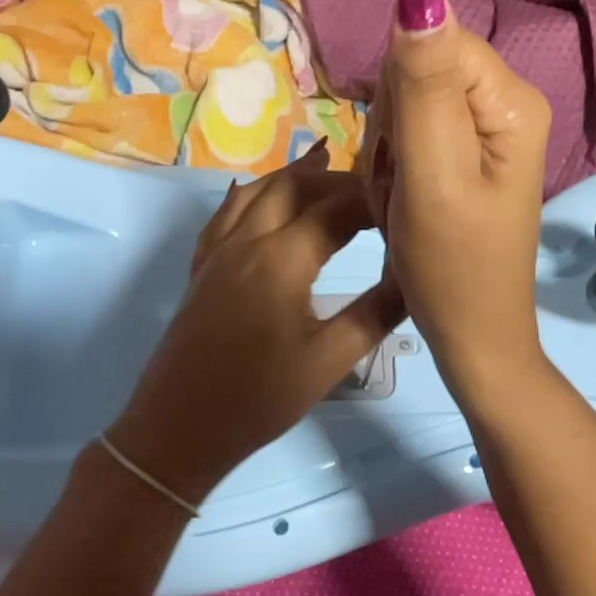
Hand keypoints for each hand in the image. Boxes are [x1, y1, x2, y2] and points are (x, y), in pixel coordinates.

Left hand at [107, 144, 405, 505]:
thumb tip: (417, 276)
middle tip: (372, 183)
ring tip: (322, 165)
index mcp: (283, 258)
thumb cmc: (258, 398)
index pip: (338, 207)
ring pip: (255, 193)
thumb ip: (375, 313)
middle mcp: (247, 241)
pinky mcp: (201, 270)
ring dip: (291, 177)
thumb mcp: (328, 361)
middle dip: (334, 177)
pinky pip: (225, 215)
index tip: (407, 198)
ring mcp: (217, 253)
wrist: (177, 430)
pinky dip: (249, 195)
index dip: (374, 197)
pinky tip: (254, 196)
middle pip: (293, 186)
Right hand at [359, 0, 552, 390]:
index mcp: (510, 101)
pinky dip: (393, 173)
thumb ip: (423, 83)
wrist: (471, 337)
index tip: (399, 157)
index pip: (431, 46)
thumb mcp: (432, 174)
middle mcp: (505, 105)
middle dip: (389, 132)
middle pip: (416, 74)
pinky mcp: (466, 158)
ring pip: (405, 108)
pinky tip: (402, 208)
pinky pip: (410, 138)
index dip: (397, 99)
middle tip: (398, 189)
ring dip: (386, 157)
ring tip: (400, 206)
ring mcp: (485, 134)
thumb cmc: (451, 266)